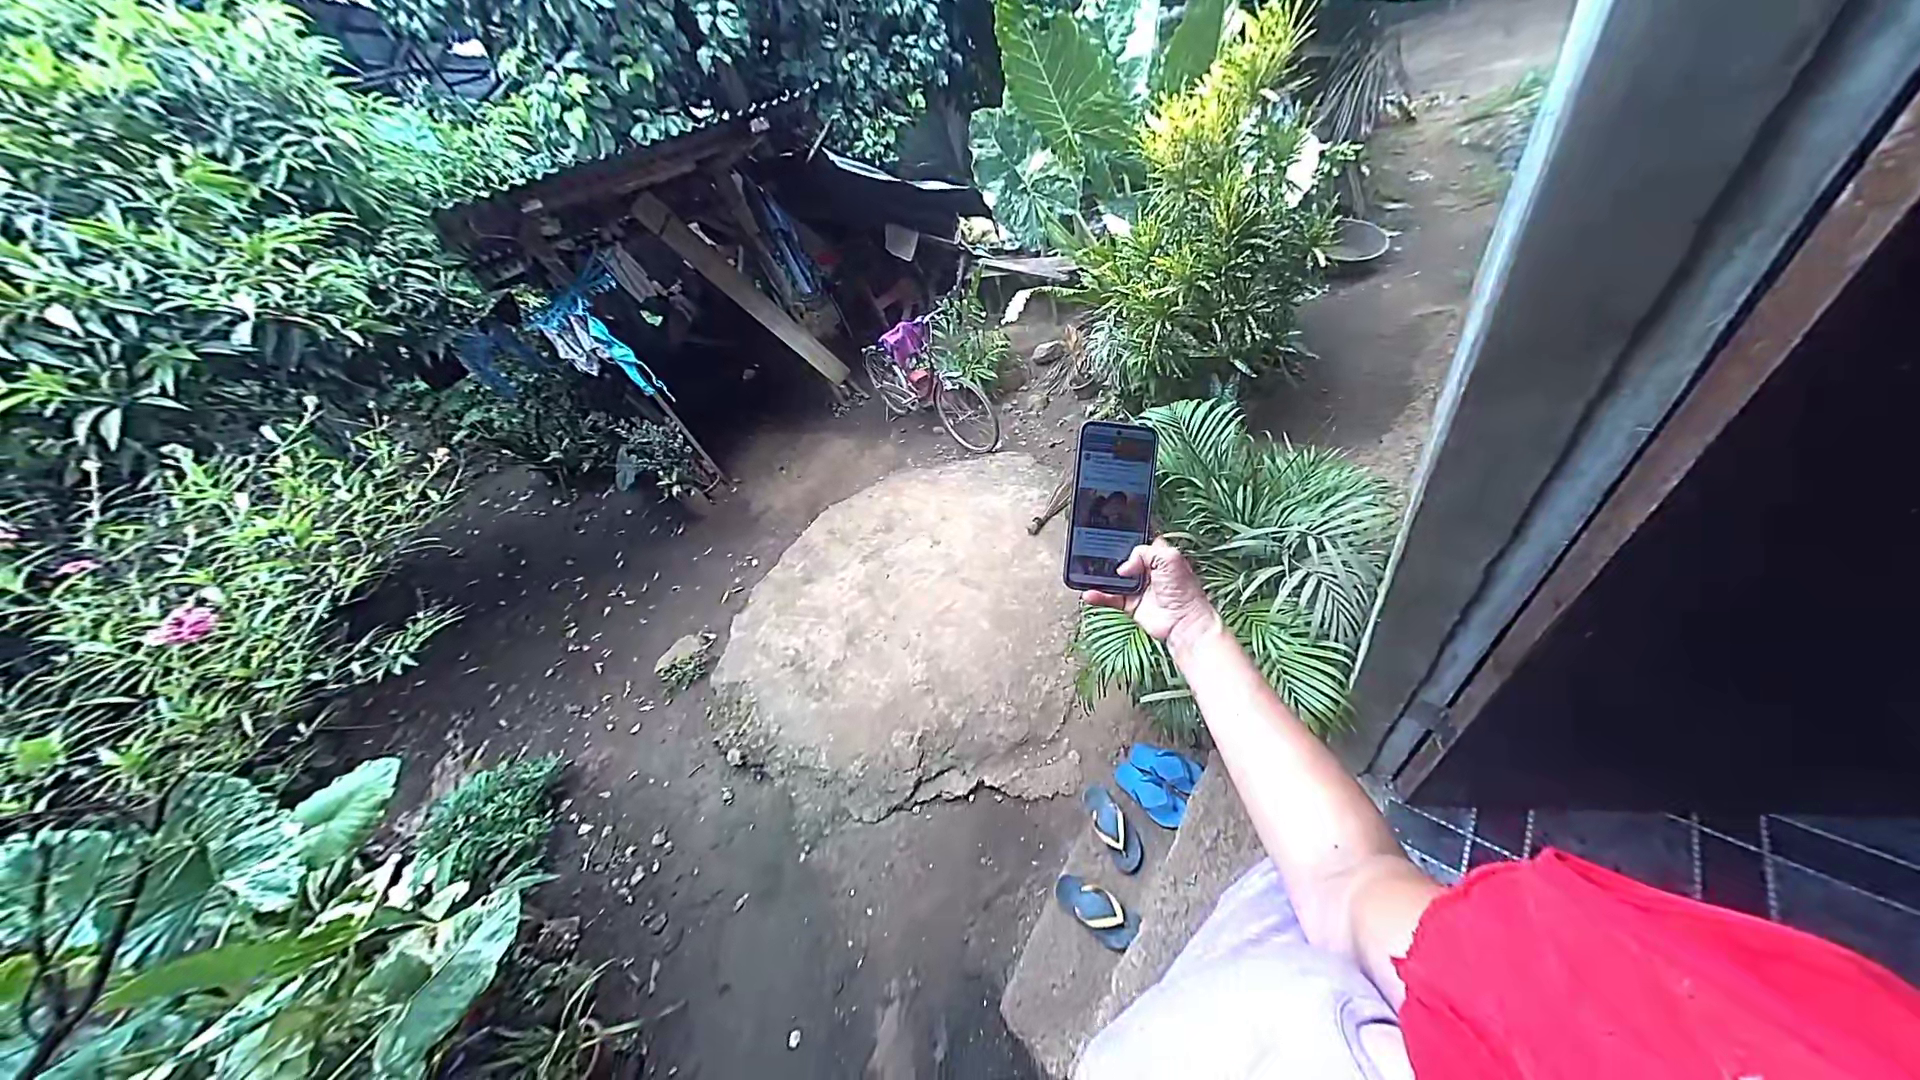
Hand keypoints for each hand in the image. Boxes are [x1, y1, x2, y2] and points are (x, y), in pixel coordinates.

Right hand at [1082, 540, 1219, 650]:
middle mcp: (1147, 570)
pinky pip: (1109, 598)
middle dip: (1108, 557)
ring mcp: (1137, 587)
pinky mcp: (1130, 604)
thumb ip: (1144, 552)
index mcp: (1158, 555)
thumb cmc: (1184, 590)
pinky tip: (1089, 593)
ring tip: (1085, 573)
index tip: (1109, 532)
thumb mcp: (1169, 558)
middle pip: (1122, 559)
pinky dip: (1098, 596)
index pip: (1139, 541)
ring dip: (1099, 577)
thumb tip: (1123, 567)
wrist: (1183, 622)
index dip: (1126, 537)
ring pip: (1113, 579)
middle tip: (1093, 553)